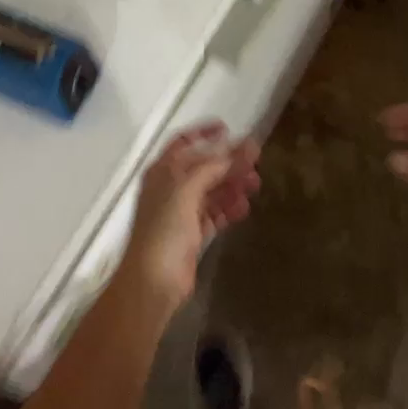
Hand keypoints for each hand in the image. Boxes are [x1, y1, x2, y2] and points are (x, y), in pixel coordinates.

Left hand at [115, 121, 259, 313]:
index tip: (228, 128)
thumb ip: (213, 167)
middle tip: (255, 162)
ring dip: (232, 185)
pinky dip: (228, 208)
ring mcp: (180, 211)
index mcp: (162, 171)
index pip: (183, 142)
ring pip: (211, 190)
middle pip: (203, 167)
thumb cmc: (164, 229)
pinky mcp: (191, 234)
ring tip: (254, 185)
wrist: (152, 280)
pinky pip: (214, 213)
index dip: (204, 133)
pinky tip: (243, 208)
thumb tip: (240, 147)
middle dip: (228, 163)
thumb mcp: (186, 190)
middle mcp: (170, 187)